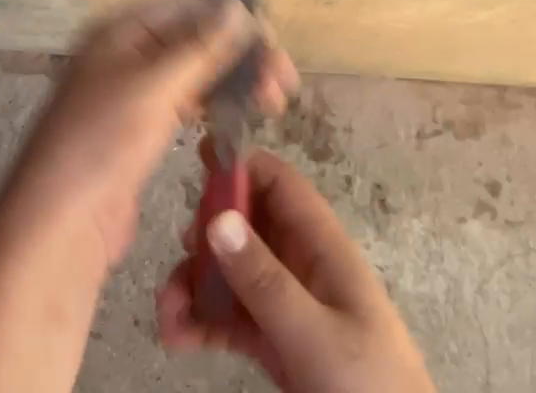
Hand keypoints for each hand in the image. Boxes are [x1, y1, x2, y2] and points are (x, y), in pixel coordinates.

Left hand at [1, 0, 297, 269]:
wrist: (60, 225)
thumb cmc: (101, 143)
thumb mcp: (154, 86)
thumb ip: (200, 46)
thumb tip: (239, 6)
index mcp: (119, 30)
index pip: (186, 5)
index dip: (230, 16)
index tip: (273, 38)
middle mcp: (126, 53)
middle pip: (194, 39)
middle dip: (241, 53)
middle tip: (284, 79)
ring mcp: (133, 93)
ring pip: (195, 73)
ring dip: (235, 80)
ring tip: (277, 99)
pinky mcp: (142, 130)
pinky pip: (187, 103)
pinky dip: (217, 105)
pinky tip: (245, 115)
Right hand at [158, 145, 435, 392]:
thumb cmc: (368, 382)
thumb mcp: (315, 333)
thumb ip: (266, 280)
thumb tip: (218, 217)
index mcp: (322, 246)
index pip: (279, 184)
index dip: (241, 168)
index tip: (196, 165)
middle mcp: (299, 264)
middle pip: (244, 226)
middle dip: (205, 235)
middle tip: (181, 257)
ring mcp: (284, 301)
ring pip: (228, 272)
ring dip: (193, 284)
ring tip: (167, 313)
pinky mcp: (272, 338)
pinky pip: (228, 314)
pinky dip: (200, 321)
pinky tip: (176, 337)